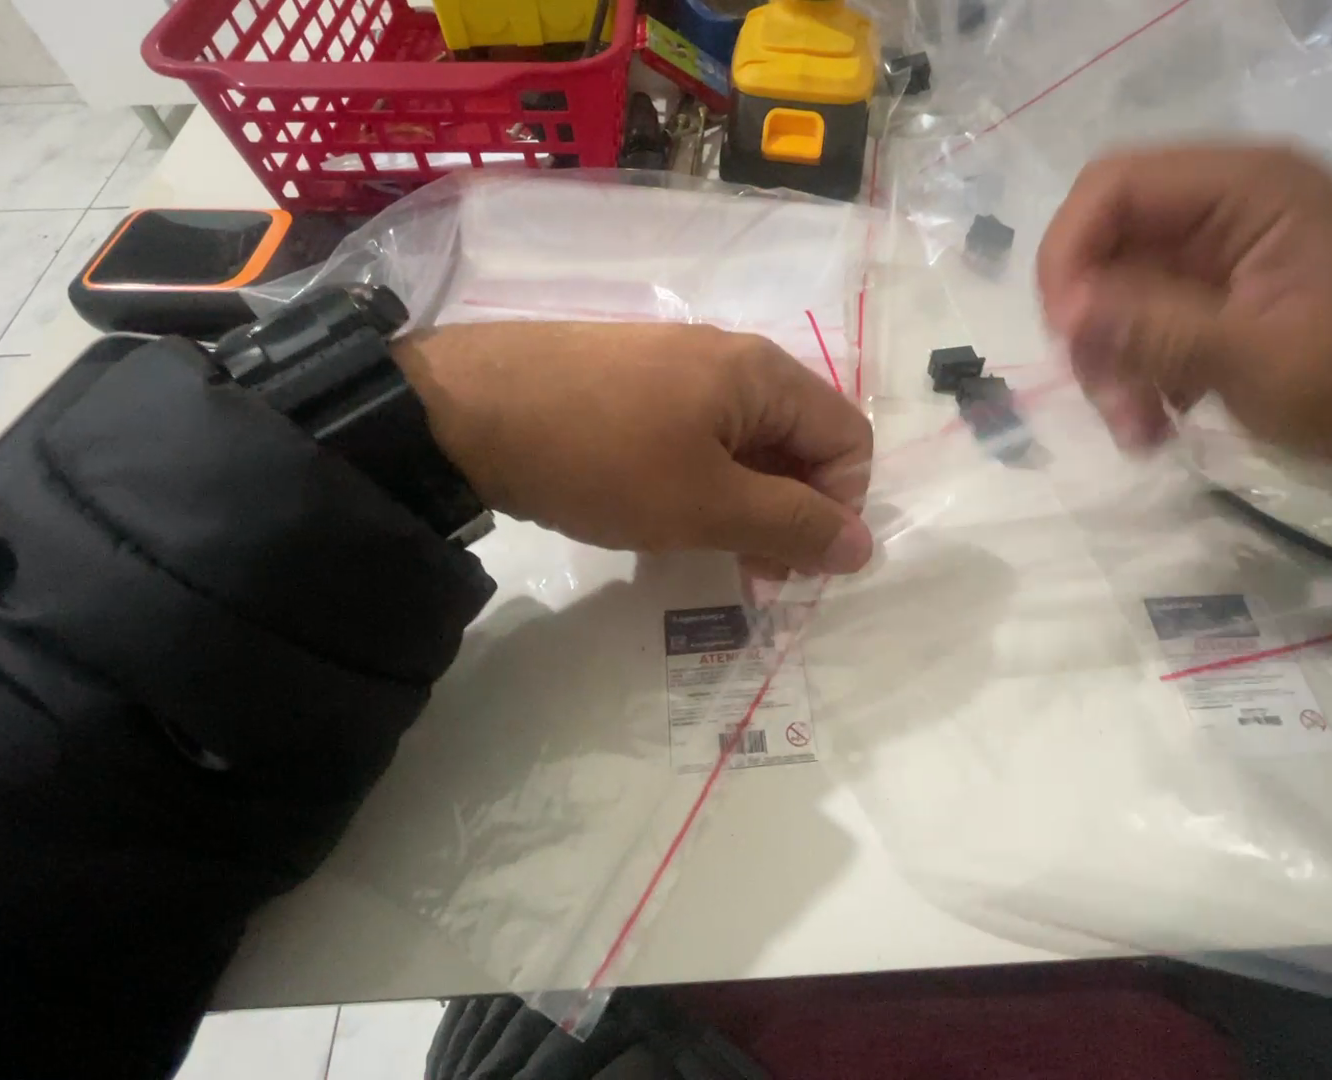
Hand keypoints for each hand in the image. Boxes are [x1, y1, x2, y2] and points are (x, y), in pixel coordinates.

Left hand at [394, 322, 874, 574]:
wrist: (466, 412)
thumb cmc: (604, 459)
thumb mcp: (708, 504)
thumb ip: (793, 525)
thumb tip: (865, 546)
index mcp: (764, 376)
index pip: (848, 440)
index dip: (840, 507)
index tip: (797, 564)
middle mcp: (731, 361)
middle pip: (798, 442)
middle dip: (791, 514)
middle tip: (755, 575)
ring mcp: (677, 368)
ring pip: (744, 446)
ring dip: (745, 506)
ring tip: (709, 554)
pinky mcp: (634, 386)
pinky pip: (695, 439)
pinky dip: (700, 485)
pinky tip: (664, 517)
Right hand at [1037, 144, 1331, 468]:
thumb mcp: (1255, 357)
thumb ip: (1155, 328)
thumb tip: (1065, 312)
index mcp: (1247, 190)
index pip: (1114, 186)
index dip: (1070, 251)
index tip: (1064, 330)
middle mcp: (1217, 212)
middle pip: (1100, 248)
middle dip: (1090, 328)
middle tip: (1106, 395)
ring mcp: (1205, 260)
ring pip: (1105, 300)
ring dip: (1107, 368)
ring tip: (1138, 430)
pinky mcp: (1199, 303)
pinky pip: (1129, 332)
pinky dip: (1127, 380)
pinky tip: (1152, 426)